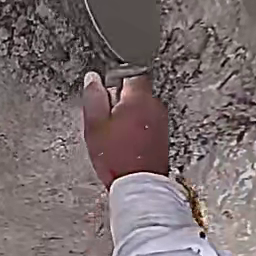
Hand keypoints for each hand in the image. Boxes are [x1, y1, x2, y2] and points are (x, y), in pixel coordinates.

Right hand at [81, 72, 168, 186]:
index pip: (130, 72)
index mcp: (138, 98)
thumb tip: (93, 78)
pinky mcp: (162, 134)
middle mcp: (154, 105)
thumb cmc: (115, 156)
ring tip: (114, 134)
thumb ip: (93, 97)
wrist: (138, 183)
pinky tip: (124, 141)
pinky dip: (135, 126)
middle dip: (119, 99)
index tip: (103, 93)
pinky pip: (146, 120)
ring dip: (127, 114)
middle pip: (135, 90)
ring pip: (140, 106)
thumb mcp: (94, 125)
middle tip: (105, 119)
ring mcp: (161, 120)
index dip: (114, 79)